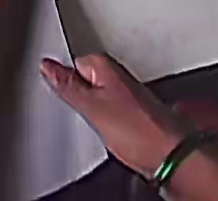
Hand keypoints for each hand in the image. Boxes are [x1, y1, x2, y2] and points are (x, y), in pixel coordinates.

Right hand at [39, 54, 186, 175]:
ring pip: (94, 98)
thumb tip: (47, 65)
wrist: (170, 155)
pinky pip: (105, 112)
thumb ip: (67, 85)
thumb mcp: (92, 107)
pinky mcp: (129, 114)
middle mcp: (115, 75)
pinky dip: (100, 121)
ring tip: (89, 123)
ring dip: (89, 110)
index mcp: (103, 64)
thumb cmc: (140, 129)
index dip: (60, 78)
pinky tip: (101, 132)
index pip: (70, 62)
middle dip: (74, 94)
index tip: (51, 86)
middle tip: (72, 109)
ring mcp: (123, 94)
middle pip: (82, 80)